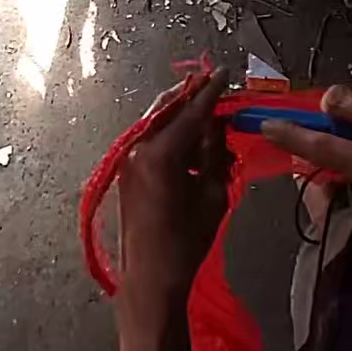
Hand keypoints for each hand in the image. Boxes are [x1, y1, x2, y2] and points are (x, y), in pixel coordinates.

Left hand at [117, 71, 232, 314]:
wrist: (149, 278)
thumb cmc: (186, 243)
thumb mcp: (213, 196)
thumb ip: (214, 154)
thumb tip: (216, 125)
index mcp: (160, 153)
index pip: (191, 111)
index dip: (211, 91)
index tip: (224, 72)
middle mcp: (139, 147)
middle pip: (168, 108)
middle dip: (193, 96)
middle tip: (216, 88)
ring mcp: (128, 156)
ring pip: (159, 121)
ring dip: (182, 116)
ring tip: (209, 120)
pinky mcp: (126, 167)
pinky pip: (152, 137)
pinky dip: (171, 133)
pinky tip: (190, 142)